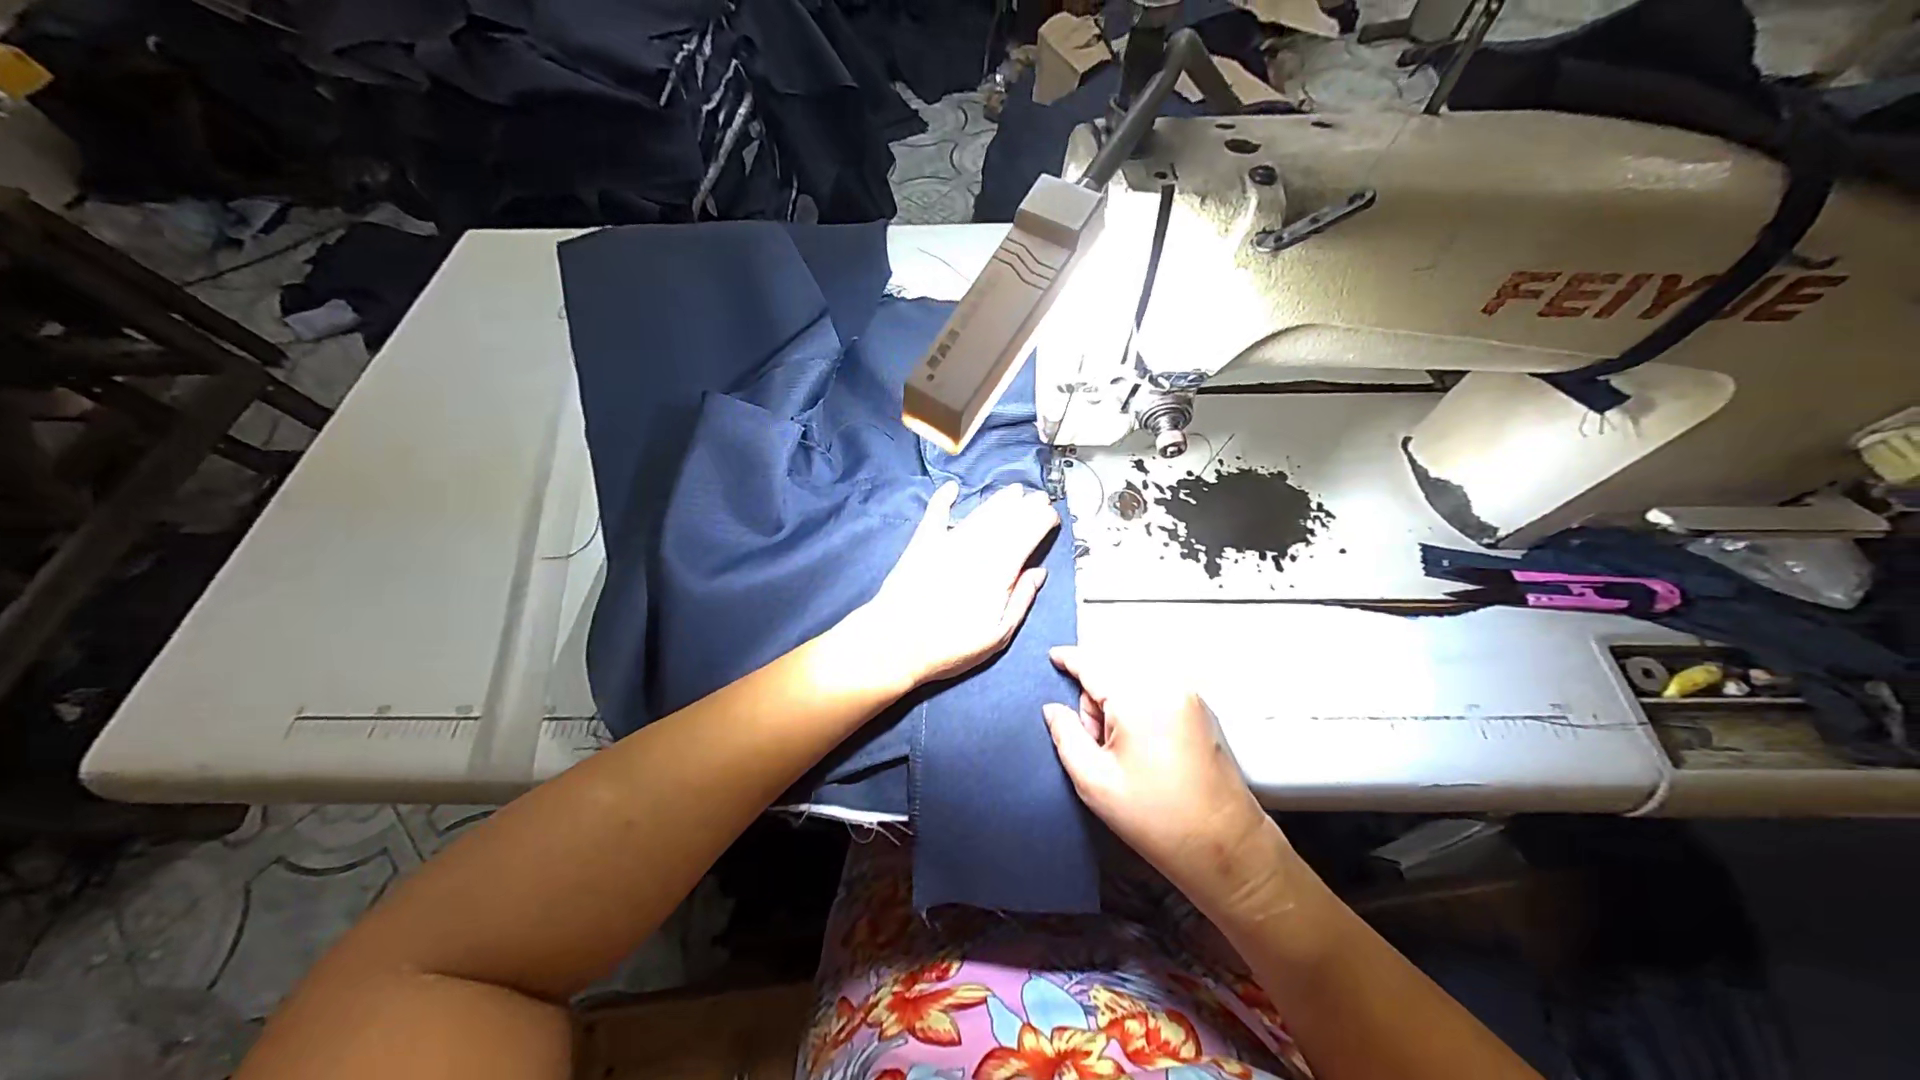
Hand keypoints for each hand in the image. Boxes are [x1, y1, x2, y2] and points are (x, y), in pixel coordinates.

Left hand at [847, 482, 1059, 689]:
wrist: (895, 643)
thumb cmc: (948, 646)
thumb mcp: (997, 635)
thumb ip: (1021, 601)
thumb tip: (1037, 574)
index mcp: (998, 572)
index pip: (1027, 535)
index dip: (1041, 520)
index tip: (1050, 515)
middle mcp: (975, 551)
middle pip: (1006, 521)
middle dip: (1025, 506)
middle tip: (1038, 496)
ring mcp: (947, 544)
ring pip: (979, 515)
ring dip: (998, 501)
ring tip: (1013, 491)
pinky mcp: (922, 544)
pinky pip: (935, 515)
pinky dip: (943, 500)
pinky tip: (951, 489)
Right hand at [1044, 646, 1285, 909]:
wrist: (1224, 845)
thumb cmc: (1162, 820)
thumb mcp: (1094, 781)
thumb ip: (1065, 735)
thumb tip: (1055, 711)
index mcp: (1140, 698)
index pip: (1094, 663)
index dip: (1069, 659)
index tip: (1054, 658)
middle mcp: (1168, 687)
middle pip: (1114, 668)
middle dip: (1096, 694)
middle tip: (1095, 741)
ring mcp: (1188, 696)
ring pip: (1134, 678)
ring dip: (1117, 700)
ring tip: (1121, 751)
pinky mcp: (1200, 710)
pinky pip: (1155, 689)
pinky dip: (1138, 706)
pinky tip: (1141, 747)